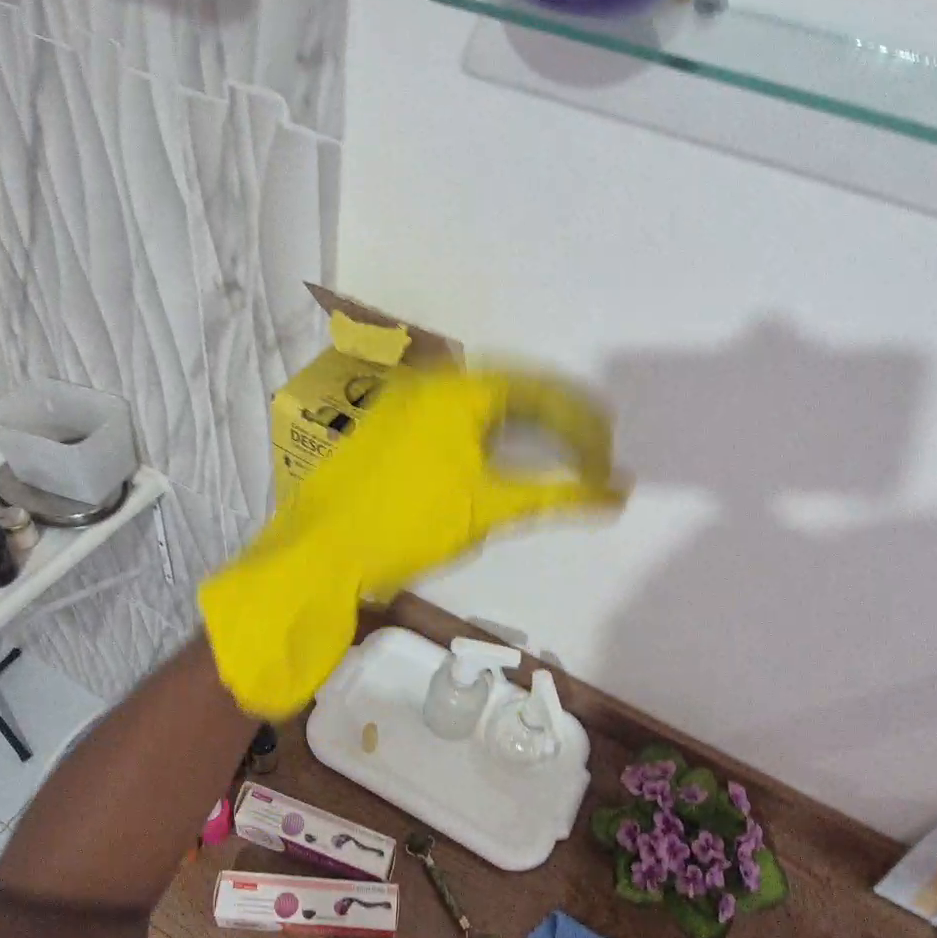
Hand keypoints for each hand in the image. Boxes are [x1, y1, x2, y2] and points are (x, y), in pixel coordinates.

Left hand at [200, 366, 625, 719]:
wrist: (319, 553)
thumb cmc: (406, 527)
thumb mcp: (488, 511)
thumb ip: (557, 495)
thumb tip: (617, 492)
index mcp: (458, 391)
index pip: (541, 393)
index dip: (584, 426)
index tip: (608, 460)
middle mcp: (429, 383)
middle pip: (512, 391)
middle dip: (557, 424)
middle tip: (589, 456)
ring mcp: (401, 402)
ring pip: (479, 404)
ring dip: (520, 429)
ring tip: (551, 459)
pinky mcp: (384, 425)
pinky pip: (450, 418)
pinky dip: (483, 437)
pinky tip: (494, 462)